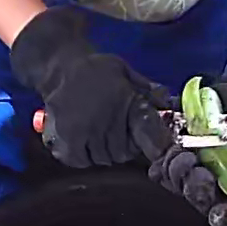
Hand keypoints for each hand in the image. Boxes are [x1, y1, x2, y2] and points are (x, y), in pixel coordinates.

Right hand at [10, 8, 169, 167]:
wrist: (59, 65)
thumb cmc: (95, 70)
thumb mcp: (124, 72)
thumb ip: (146, 89)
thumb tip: (167, 102)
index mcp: (124, 103)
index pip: (142, 138)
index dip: (141, 145)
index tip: (138, 143)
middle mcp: (106, 120)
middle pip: (120, 154)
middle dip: (121, 149)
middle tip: (114, 138)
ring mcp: (85, 132)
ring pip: (101, 158)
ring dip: (101, 153)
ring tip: (97, 139)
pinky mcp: (66, 139)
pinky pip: (79, 160)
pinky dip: (82, 157)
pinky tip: (83, 145)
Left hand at [140, 45, 226, 225]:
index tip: (222, 213)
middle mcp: (217, 188)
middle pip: (204, 206)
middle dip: (198, 193)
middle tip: (200, 172)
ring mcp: (193, 175)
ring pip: (181, 189)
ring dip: (179, 174)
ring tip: (187, 152)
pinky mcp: (174, 161)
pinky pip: (162, 172)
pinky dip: (164, 163)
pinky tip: (174, 147)